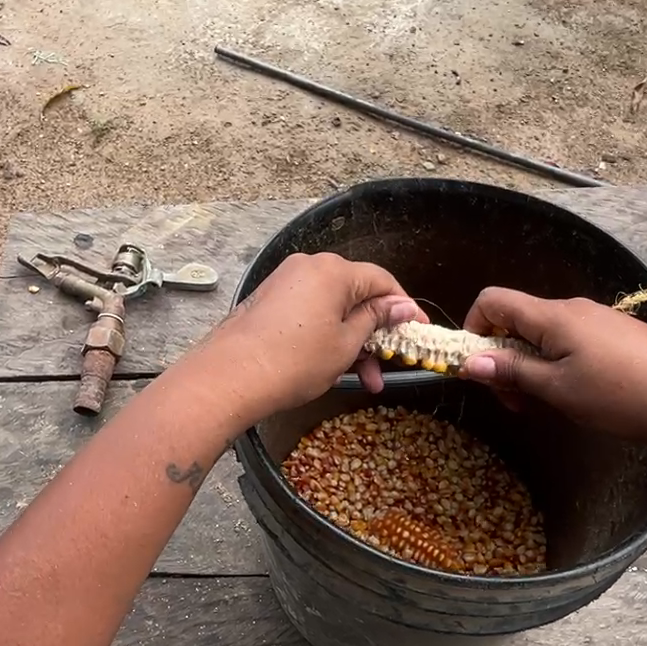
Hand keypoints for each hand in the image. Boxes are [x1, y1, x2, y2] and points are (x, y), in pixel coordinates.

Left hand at [184, 253, 422, 420]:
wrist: (229, 376)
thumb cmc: (292, 361)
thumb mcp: (346, 344)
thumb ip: (376, 321)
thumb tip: (401, 306)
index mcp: (333, 271)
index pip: (381, 280)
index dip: (403, 306)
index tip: (417, 329)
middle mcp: (308, 267)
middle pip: (356, 293)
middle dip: (375, 332)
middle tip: (388, 365)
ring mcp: (284, 282)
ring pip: (332, 307)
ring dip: (351, 339)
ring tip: (361, 378)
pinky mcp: (269, 299)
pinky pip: (309, 311)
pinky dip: (325, 334)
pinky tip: (332, 366)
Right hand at [457, 287, 646, 444]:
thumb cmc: (625, 393)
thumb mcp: (559, 389)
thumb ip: (512, 371)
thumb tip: (469, 361)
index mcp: (551, 317)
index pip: (492, 301)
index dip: (473, 329)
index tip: (480, 369)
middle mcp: (571, 309)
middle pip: (515, 321)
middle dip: (501, 358)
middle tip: (515, 402)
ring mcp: (596, 321)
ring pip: (541, 336)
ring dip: (529, 367)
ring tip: (546, 404)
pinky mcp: (615, 336)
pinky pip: (568, 342)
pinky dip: (555, 366)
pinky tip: (576, 396)